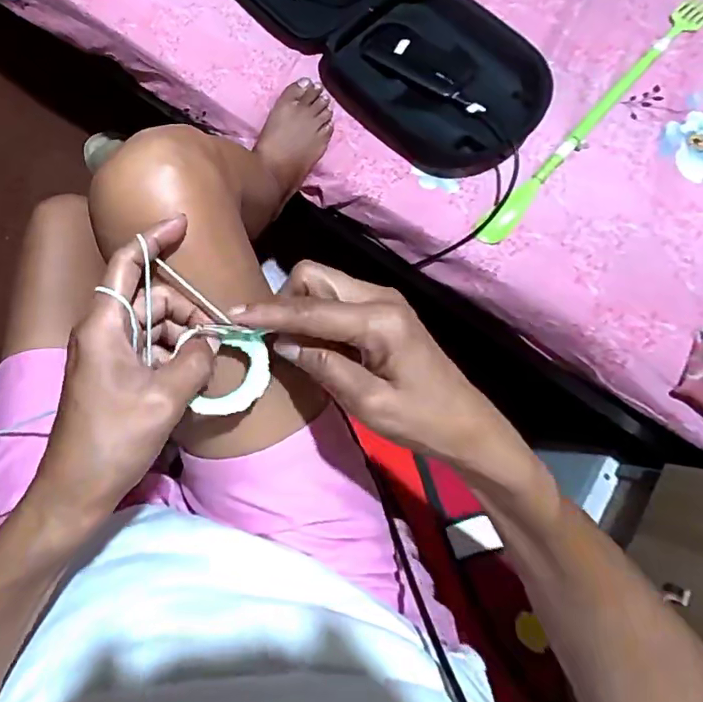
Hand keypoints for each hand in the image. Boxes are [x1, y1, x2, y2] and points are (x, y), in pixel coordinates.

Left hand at [31, 216, 216, 518]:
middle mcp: (101, 329)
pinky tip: (191, 377)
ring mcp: (105, 351)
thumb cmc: (113, 439)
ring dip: (182, 336)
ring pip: (152, 324)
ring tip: (207, 362)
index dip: (153, 238)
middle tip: (217, 337)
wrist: (74, 490)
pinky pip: (147, 348)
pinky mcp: (111, 373)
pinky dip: (171, 355)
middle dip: (186, 309)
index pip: (127, 262)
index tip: (183, 224)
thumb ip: (195, 362)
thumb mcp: (165, 399)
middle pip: (150, 298)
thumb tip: (209, 344)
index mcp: (104, 323)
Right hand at [230, 261, 520, 471]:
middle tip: (277, 340)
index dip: (269, 312)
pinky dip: (315, 313)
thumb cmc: (424, 422)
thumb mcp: (370, 405)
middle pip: (313, 276)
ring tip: (295, 346)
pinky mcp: (381, 308)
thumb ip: (324, 367)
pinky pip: (334, 297)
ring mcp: (381, 299)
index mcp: (380, 320)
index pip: (310, 308)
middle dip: (286, 300)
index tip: (234, 314)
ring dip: (299, 307)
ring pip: (321, 282)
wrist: (469, 425)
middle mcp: (379, 297)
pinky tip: (314, 343)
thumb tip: (282, 342)